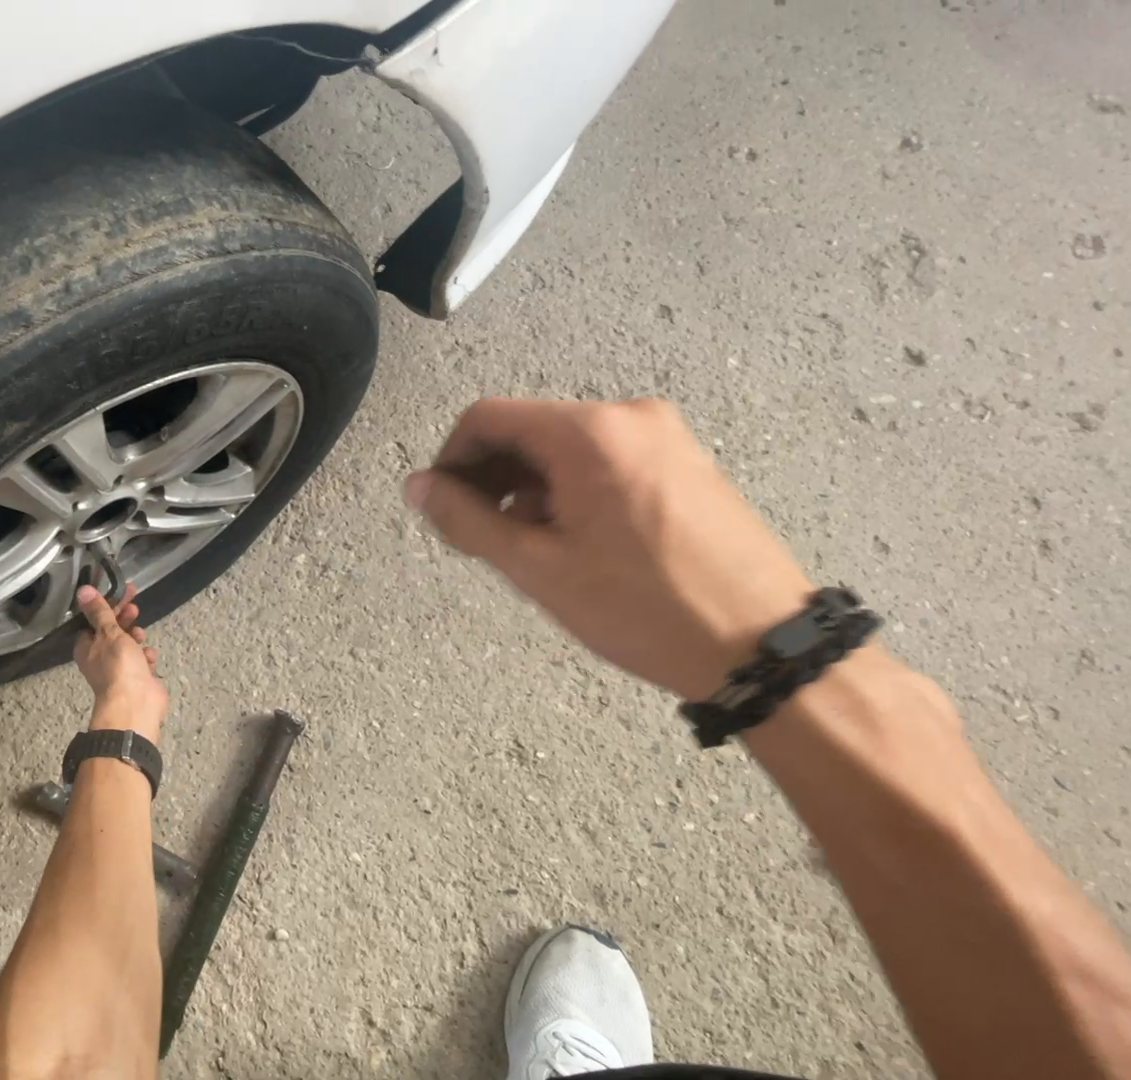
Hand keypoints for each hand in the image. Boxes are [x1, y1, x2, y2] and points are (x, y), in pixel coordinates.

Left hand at [73, 584, 167, 739]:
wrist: (136, 703)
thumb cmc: (118, 665)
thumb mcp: (109, 633)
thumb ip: (99, 611)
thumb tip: (83, 590)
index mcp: (86, 646)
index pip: (93, 620)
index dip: (107, 605)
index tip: (122, 593)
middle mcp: (100, 657)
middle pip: (112, 630)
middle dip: (124, 619)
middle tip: (135, 607)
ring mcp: (119, 668)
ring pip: (129, 644)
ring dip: (136, 638)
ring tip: (141, 636)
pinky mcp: (136, 677)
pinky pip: (141, 660)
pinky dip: (146, 657)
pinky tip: (149, 658)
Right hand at [402, 398, 814, 700]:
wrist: (763, 646)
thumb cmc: (643, 608)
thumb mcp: (536, 567)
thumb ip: (465, 520)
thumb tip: (417, 487)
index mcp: (589, 433)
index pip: (487, 419)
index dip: (450, 461)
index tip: (441, 510)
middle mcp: (629, 417)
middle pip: (526, 429)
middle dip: (489, 478)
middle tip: (478, 537)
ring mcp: (664, 437)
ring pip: (562, 447)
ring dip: (526, 489)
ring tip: (527, 548)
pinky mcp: (684, 462)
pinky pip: (602, 460)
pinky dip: (568, 491)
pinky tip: (572, 542)